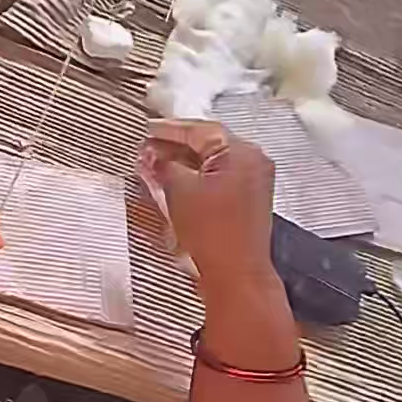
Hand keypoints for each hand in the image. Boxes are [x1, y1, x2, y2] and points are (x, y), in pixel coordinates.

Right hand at [144, 119, 276, 291]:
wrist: (236, 272)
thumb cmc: (215, 234)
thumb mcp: (178, 190)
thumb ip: (161, 165)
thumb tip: (151, 155)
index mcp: (240, 152)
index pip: (198, 129)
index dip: (167, 130)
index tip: (148, 130)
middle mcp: (253, 161)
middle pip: (207, 143)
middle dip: (174, 147)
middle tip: (147, 149)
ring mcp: (254, 180)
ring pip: (212, 162)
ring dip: (184, 163)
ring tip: (155, 166)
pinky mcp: (249, 199)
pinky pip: (219, 178)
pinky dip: (196, 178)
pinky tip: (175, 183)